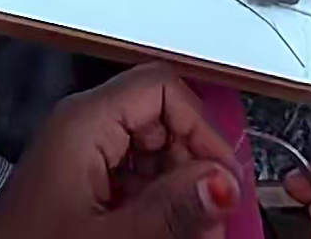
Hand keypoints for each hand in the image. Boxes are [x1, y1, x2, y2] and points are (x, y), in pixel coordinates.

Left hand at [0, 64, 244, 238]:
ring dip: (181, 187)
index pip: (160, 87)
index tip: (227, 182)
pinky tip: (168, 231)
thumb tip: (223, 180)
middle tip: (214, 221)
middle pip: (159, 116)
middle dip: (194, 164)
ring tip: (195, 232)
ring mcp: (83, 147)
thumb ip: (171, 209)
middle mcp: (84, 122)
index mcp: (85, 120)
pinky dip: (159, 199)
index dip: (201, 128)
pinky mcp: (83, 173)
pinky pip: (135, 171)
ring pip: (151, 147)